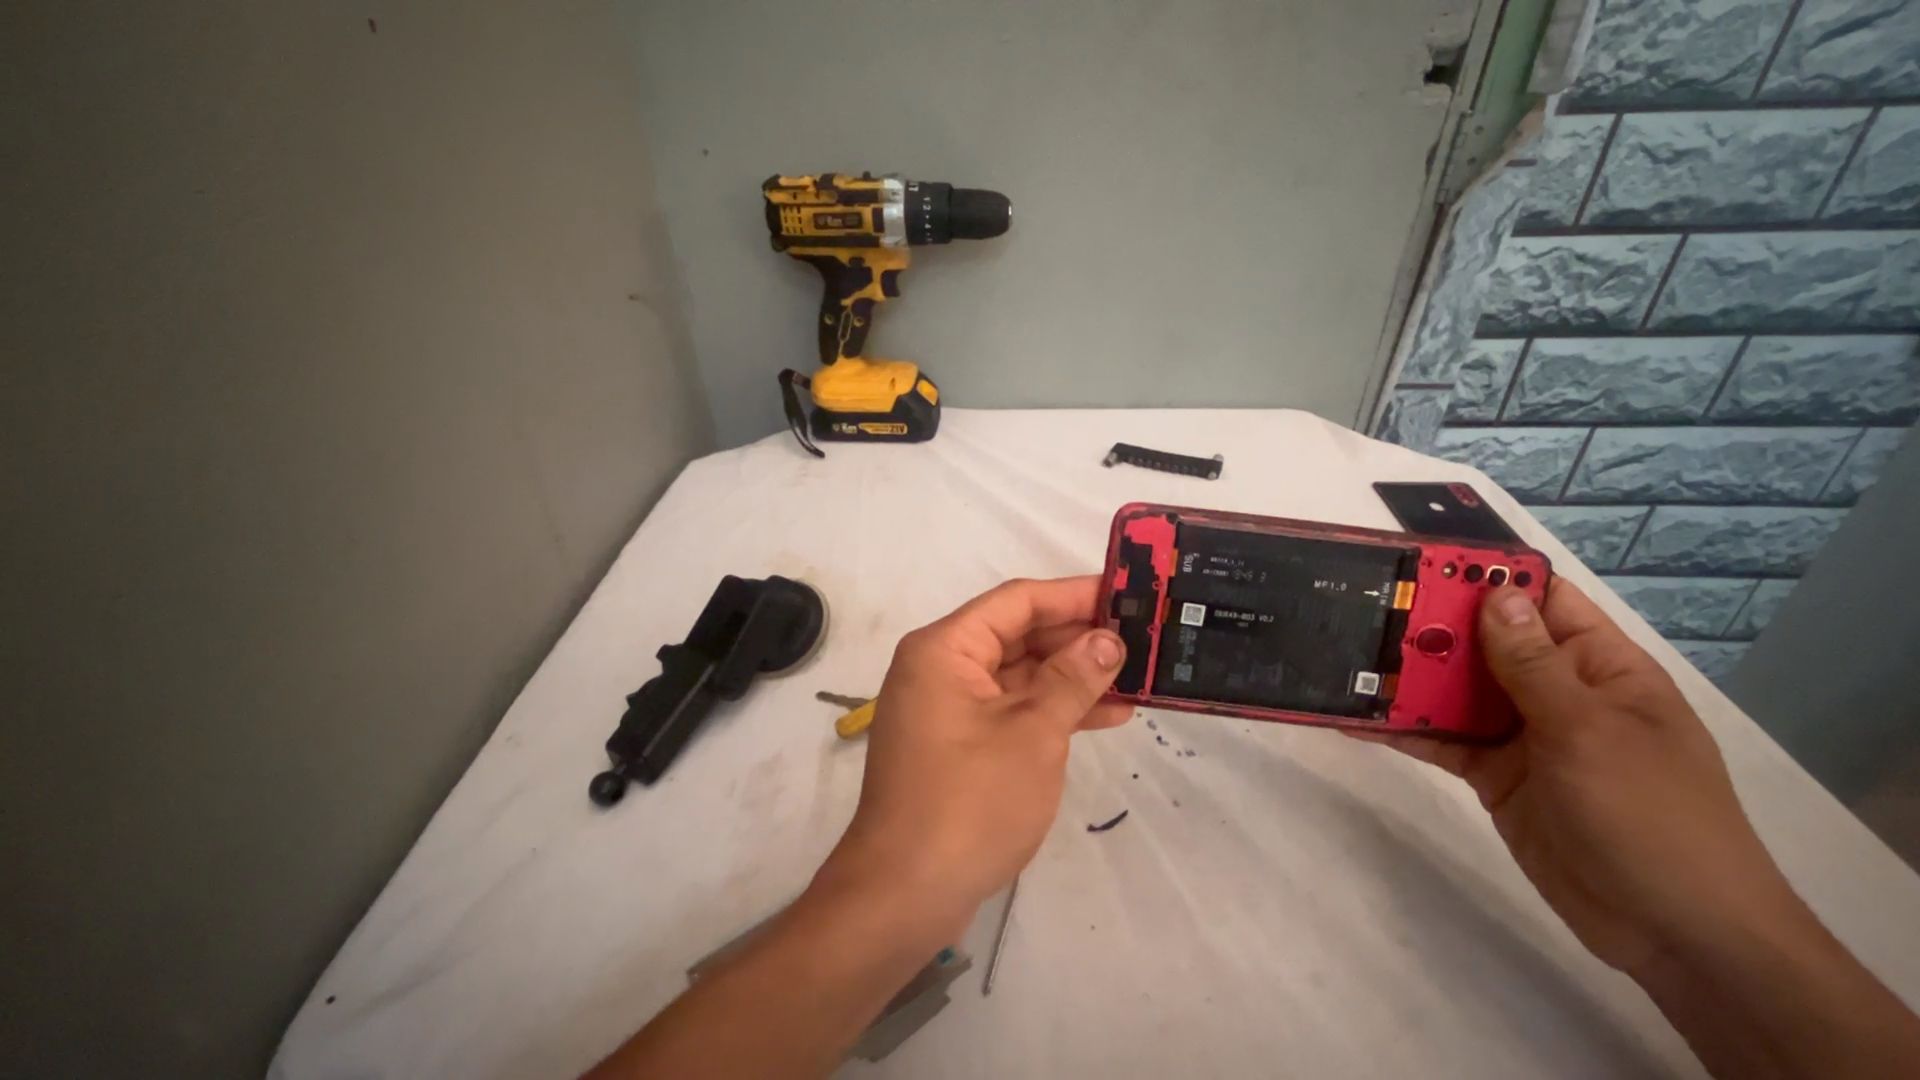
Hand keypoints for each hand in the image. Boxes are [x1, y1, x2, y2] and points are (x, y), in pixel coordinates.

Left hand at [811, 576, 1129, 938]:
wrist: (905, 892)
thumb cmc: (970, 802)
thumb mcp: (1033, 733)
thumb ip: (1072, 679)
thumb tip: (1107, 639)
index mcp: (945, 649)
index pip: (1018, 602)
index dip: (1075, 595)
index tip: (1128, 595)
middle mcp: (939, 669)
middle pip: (1016, 635)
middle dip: (1077, 638)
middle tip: (1141, 640)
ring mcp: (946, 709)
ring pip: (1017, 675)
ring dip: (1071, 677)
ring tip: (1135, 680)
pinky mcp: (956, 746)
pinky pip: (1009, 710)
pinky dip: (1050, 710)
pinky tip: (1103, 716)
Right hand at [1359, 578, 1806, 978]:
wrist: (1672, 931)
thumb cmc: (1648, 814)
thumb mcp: (1589, 731)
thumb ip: (1532, 665)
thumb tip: (1495, 595)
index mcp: (1600, 667)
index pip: (1541, 601)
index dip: (1488, 577)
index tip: (1423, 560)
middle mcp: (1558, 692)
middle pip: (1487, 642)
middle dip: (1433, 625)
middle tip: (1365, 607)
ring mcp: (1524, 735)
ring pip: (1456, 690)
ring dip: (1409, 676)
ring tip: (1346, 655)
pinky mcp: (1493, 774)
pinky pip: (1441, 739)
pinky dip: (1403, 729)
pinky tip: (1357, 718)